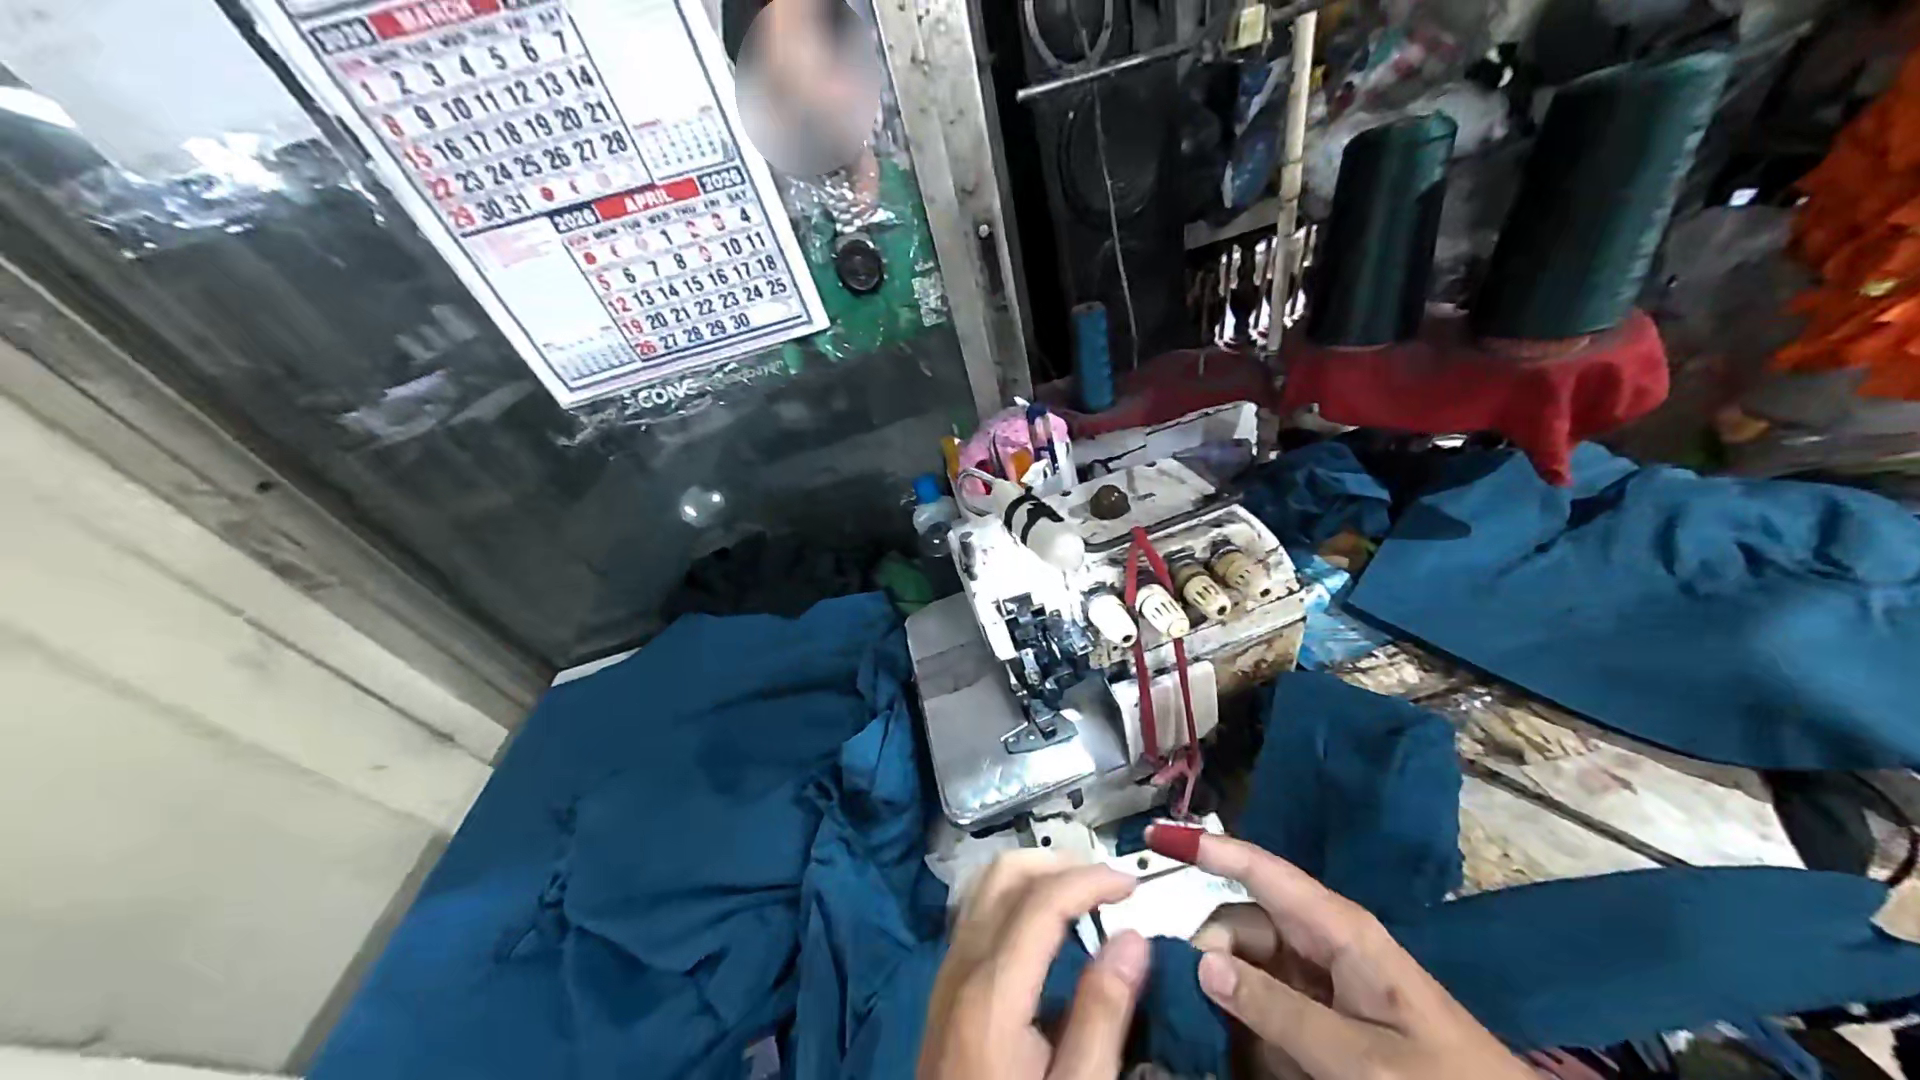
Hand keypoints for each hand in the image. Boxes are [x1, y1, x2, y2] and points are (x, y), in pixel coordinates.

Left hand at [918, 851, 1151, 1079]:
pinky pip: (977, 913)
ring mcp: (947, 974)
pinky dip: (1014, 898)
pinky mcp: (946, 988)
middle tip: (1107, 886)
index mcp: (992, 989)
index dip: (1090, 880)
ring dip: (1035, 876)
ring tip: (1084, 897)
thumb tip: (1133, 938)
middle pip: (1003, 875)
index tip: (1133, 884)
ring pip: (985, 887)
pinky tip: (1046, 928)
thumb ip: (1103, 1013)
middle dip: (1059, 864)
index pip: (1041, 900)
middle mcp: (961, 965)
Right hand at [1148, 826, 1533, 1079]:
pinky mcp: (1324, 1015)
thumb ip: (1279, 1011)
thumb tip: (1203, 962)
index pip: (1259, 869)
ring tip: (1221, 1041)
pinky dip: (1250, 1026)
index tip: (1154, 835)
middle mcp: (1322, 942)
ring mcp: (1323, 980)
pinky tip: (1246, 1058)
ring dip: (1229, 1000)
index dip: (1206, 847)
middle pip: (1242, 925)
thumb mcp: (1363, 1062)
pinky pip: (1267, 1005)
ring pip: (1249, 968)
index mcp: (1337, 929)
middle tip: (1188, 1000)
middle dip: (1212, 953)